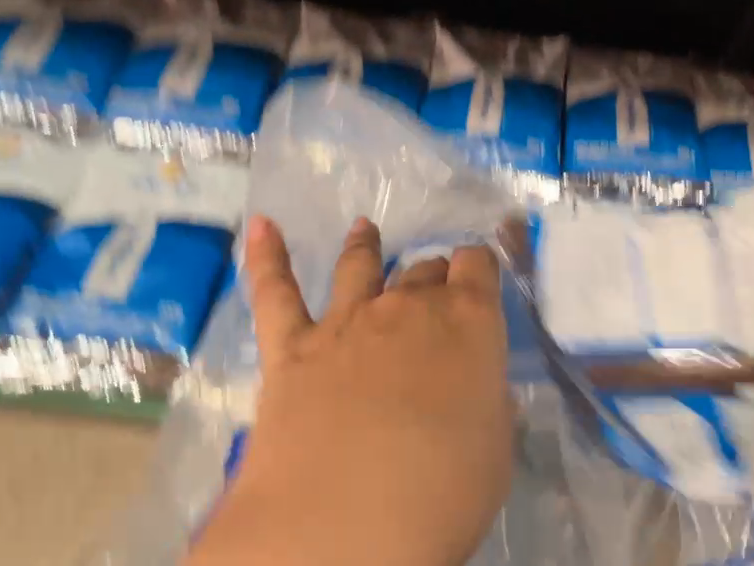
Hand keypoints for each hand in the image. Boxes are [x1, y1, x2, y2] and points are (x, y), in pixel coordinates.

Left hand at [190, 217, 513, 565]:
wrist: (343, 526)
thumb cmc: (440, 494)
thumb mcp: (494, 449)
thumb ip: (486, 403)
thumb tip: (475, 390)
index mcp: (469, 322)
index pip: (478, 267)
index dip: (478, 269)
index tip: (478, 278)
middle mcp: (409, 306)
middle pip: (423, 270)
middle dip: (431, 274)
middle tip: (433, 287)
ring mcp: (346, 321)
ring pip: (358, 265)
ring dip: (364, 246)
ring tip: (363, 229)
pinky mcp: (292, 347)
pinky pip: (274, 291)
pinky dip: (265, 256)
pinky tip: (259, 227)